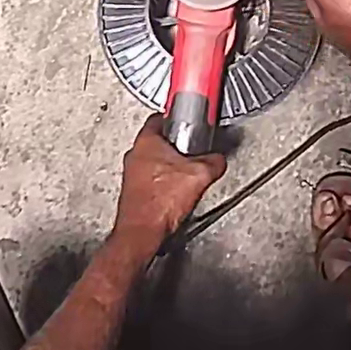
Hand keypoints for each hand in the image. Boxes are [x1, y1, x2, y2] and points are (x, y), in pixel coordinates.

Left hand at [111, 116, 225, 245]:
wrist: (142, 232)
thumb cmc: (160, 202)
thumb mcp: (199, 175)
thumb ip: (213, 161)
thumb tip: (218, 160)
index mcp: (146, 141)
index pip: (159, 117)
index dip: (175, 118)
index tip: (185, 121)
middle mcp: (135, 154)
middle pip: (157, 139)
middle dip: (175, 144)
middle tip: (189, 149)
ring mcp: (131, 173)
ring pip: (153, 159)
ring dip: (168, 164)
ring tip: (184, 172)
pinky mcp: (133, 190)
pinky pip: (150, 177)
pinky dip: (162, 180)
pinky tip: (174, 191)